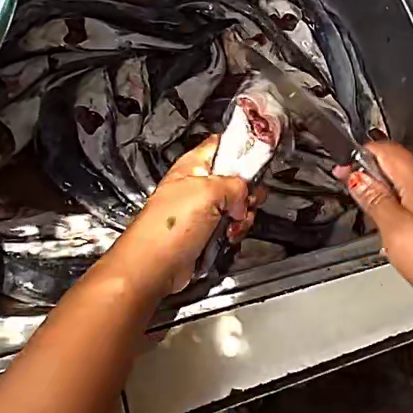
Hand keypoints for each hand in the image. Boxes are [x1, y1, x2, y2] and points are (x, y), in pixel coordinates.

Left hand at [100, 136, 259, 296]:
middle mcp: (196, 187)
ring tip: (232, 224)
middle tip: (244, 201)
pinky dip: (234, 234)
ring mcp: (200, 211)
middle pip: (235, 180)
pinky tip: (227, 238)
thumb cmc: (167, 227)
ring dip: (242, 218)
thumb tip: (245, 194)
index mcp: (192, 166)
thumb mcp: (209, 190)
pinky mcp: (205, 234)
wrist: (155, 267)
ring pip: (236, 207)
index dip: (241, 149)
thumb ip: (235, 184)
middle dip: (247, 193)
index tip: (258, 161)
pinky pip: (230, 228)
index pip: (221, 145)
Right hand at [341, 141, 412, 307]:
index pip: (386, 149)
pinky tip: (400, 229)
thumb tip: (357, 178)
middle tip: (356, 198)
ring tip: (377, 219)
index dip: (360, 157)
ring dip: (389, 194)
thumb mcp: (394, 230)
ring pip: (410, 182)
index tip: (343, 172)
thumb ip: (374, 199)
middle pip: (398, 163)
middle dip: (373, 176)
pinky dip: (406, 207)